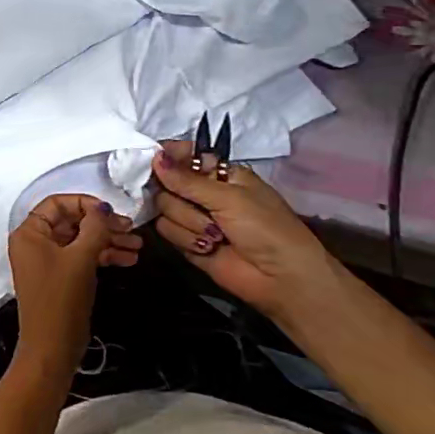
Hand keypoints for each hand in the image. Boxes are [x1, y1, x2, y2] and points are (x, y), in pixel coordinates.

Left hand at [8, 194, 142, 363]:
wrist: (52, 346)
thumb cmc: (62, 297)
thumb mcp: (81, 258)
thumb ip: (94, 228)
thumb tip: (101, 207)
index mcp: (29, 233)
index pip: (56, 204)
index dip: (84, 204)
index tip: (112, 212)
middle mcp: (34, 242)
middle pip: (70, 221)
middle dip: (102, 224)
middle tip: (132, 230)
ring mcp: (46, 260)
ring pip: (79, 240)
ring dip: (107, 240)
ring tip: (137, 246)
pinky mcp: (59, 276)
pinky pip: (80, 257)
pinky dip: (102, 255)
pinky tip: (128, 259)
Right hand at [151, 140, 341, 316]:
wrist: (279, 277)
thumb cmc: (265, 228)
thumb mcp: (230, 198)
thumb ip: (188, 180)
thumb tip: (155, 157)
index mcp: (220, 174)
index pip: (184, 156)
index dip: (168, 157)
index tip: (156, 161)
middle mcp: (202, 193)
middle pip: (166, 184)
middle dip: (181, 199)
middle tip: (202, 208)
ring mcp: (192, 217)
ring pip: (163, 209)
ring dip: (188, 222)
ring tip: (215, 235)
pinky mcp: (184, 240)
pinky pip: (165, 230)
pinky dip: (185, 239)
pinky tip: (207, 247)